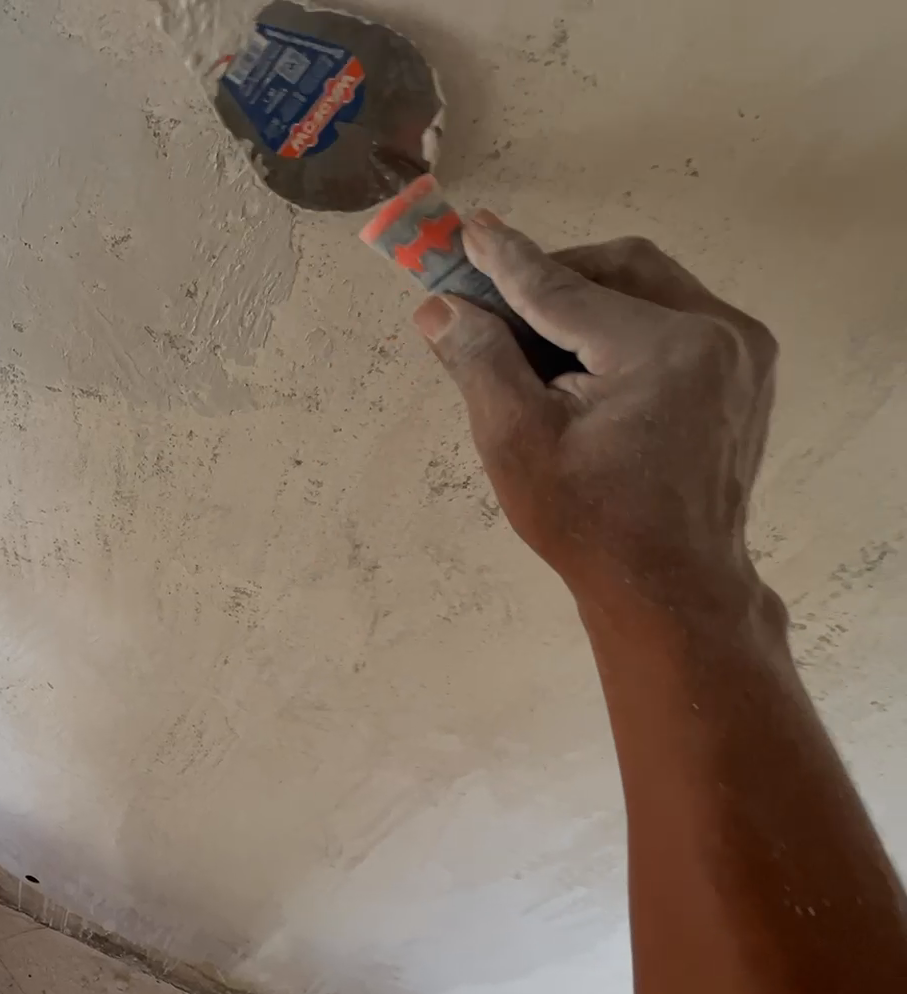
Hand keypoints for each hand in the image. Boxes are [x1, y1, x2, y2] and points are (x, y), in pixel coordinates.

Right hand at [413, 212, 778, 612]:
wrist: (666, 578)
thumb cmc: (583, 516)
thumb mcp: (512, 439)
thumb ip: (478, 361)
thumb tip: (440, 308)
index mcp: (664, 347)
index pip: (561, 287)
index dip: (503, 258)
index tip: (466, 228)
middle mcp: (719, 332)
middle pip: (618, 267)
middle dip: (546, 275)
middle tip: (487, 304)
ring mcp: (740, 350)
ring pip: (646, 286)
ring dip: (577, 297)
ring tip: (523, 341)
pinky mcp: (739, 371)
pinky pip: (667, 316)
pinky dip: (609, 322)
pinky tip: (571, 363)